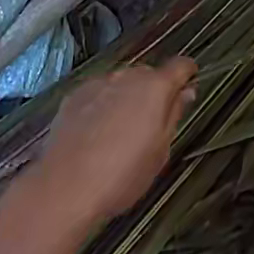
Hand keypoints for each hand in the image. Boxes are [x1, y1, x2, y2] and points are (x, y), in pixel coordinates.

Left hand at [32, 57, 197, 229]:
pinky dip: (102, 104)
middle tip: (150, 123)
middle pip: (149, 75)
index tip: (189, 84)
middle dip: (154, 91)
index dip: (187, 73)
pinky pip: (98, 93)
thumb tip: (187, 91)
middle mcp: (128, 76)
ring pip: (122, 83)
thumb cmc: (122, 175)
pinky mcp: (74, 95)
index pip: (180, 66)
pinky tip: (94, 132)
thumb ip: (174, 115)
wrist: (64, 187)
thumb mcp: (159, 151)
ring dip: (126, 97)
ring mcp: (99, 83)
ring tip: (119, 131)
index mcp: (155, 87)